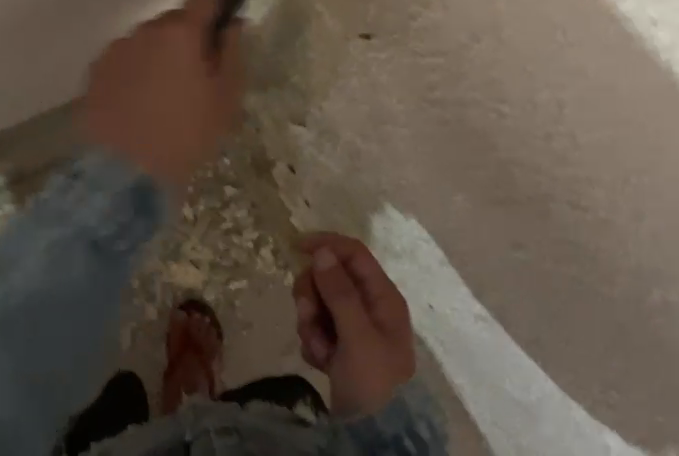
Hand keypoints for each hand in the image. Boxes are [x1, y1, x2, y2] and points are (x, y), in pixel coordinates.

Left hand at [78, 0, 245, 189]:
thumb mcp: (226, 98)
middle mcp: (147, 30)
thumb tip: (233, 23)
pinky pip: (125, 59)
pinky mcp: (96, 71)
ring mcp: (117, 49)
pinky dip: (136, 70)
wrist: (124, 174)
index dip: (219, 4)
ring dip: (160, 54)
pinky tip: (139, 102)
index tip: (226, 22)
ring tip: (164, 94)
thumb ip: (233, 52)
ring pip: (148, 40)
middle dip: (189, 37)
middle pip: (175, 19)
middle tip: (198, 73)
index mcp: (182, 31)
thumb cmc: (186, 135)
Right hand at [292, 232, 416, 416]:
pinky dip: (314, 343)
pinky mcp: (341, 348)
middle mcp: (369, 306)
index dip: (326, 244)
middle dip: (313, 295)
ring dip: (311, 324)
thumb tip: (322, 251)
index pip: (353, 253)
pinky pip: (317, 329)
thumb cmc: (373, 379)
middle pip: (330, 277)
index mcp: (382, 296)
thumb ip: (340, 292)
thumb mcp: (358, 334)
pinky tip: (322, 363)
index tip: (295, 248)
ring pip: (319, 304)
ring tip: (320, 350)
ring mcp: (354, 328)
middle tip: (308, 315)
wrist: (375, 434)